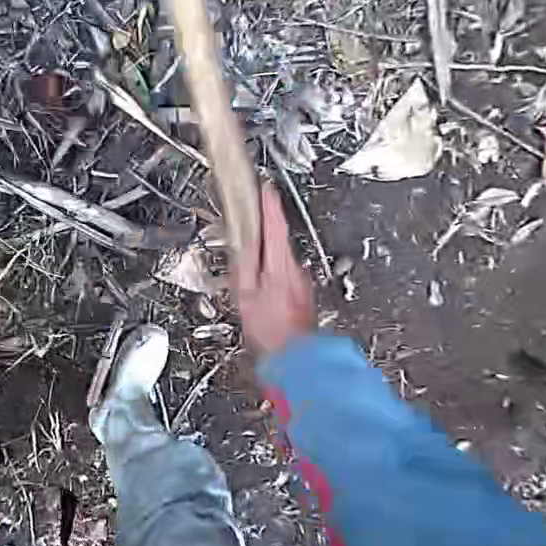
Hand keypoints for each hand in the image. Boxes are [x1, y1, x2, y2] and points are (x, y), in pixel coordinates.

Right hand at [232, 183, 315, 358]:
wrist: (296, 358)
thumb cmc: (269, 330)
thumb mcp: (244, 294)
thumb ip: (242, 265)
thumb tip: (242, 242)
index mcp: (279, 265)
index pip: (276, 225)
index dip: (270, 204)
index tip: (267, 188)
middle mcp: (296, 269)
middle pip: (279, 240)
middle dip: (266, 229)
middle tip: (252, 218)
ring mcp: (303, 281)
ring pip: (281, 258)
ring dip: (268, 254)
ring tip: (252, 262)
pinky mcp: (303, 293)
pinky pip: (286, 273)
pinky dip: (274, 271)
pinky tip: (264, 285)